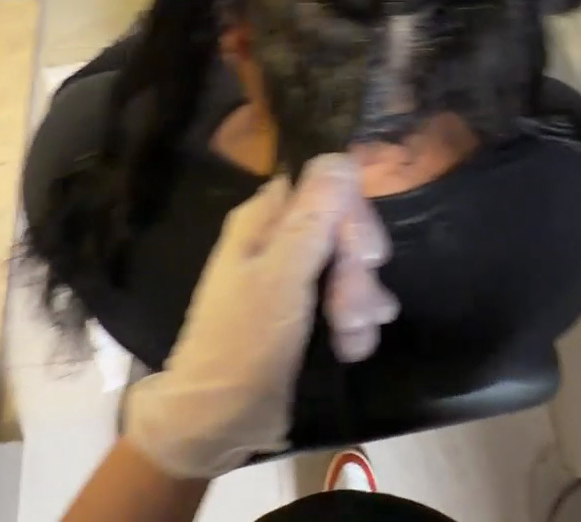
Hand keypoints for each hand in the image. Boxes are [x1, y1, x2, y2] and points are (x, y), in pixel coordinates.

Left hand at [123, 154, 396, 478]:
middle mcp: (277, 237)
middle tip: (355, 310)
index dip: (351, 216)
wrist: (217, 423)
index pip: (324, 185)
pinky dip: (355, 320)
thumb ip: (312, 218)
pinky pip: (344, 296)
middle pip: (341, 225)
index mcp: (264, 218)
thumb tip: (341, 158)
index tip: (364, 255)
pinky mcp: (303, 309)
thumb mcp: (281, 279)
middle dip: (356, 268)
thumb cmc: (243, 345)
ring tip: (353, 339)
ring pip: (347, 264)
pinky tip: (355, 345)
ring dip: (359, 301)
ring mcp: (291, 274)